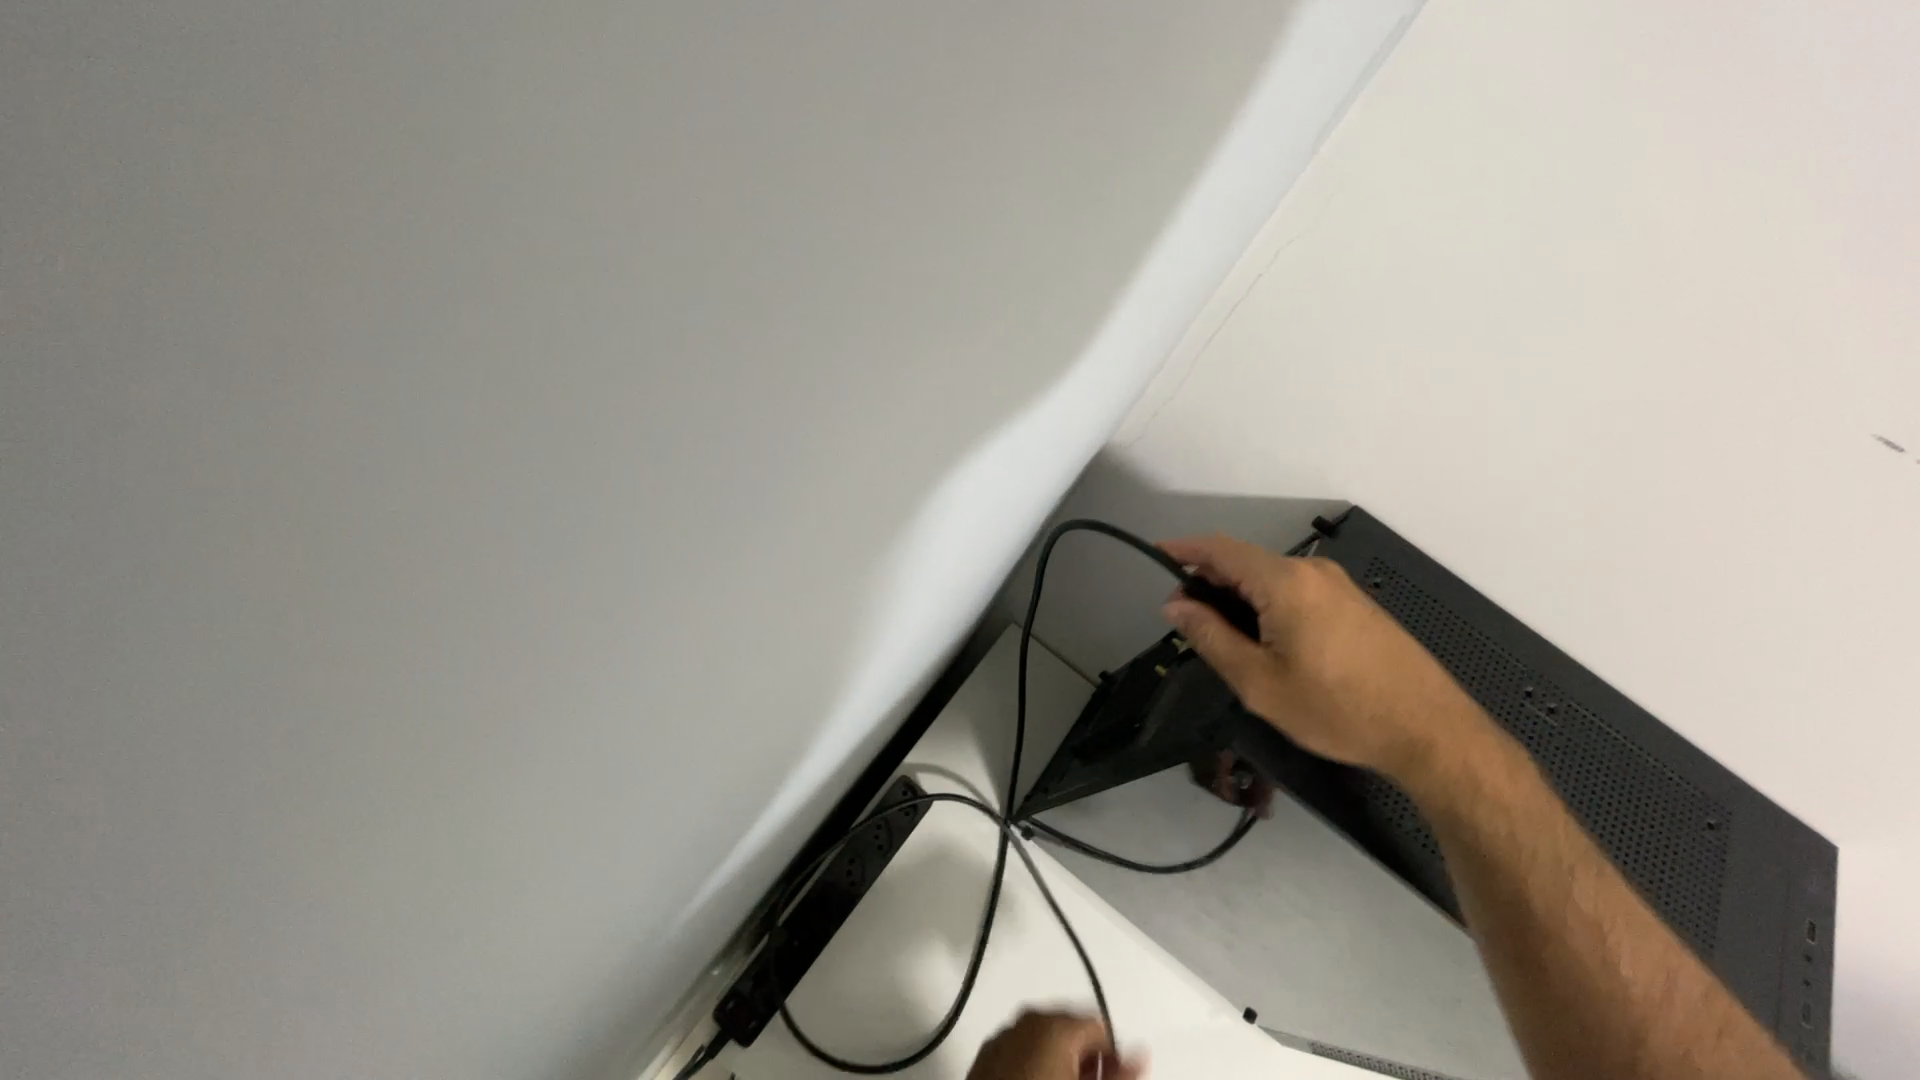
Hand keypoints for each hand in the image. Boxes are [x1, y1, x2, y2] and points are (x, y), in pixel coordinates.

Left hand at [965, 1011, 1143, 1079]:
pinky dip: (1036, 1060)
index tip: (1114, 1074)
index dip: (1112, 1053)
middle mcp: (1029, 1017)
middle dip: (1086, 1055)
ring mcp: (1004, 1033)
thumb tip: (1141, 1055)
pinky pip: (1022, 1046)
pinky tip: (1040, 1079)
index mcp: (1056, 1023)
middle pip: (1071, 1028)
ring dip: (1061, 1057)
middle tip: (1093, 1079)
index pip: (1100, 1025)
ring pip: (1045, 1037)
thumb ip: (1120, 1071)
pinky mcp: (987, 1051)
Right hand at [1159, 535, 1491, 783]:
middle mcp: (1312, 572)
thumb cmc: (1336, 709)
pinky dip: (1266, 605)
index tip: (1156, 557)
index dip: (1184, 550)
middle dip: (1208, 582)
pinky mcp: (1355, 605)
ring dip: (1238, 597)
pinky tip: (1264, 641)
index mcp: (1285, 582)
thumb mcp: (1259, 682)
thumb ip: (1211, 637)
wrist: (1429, 730)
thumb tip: (1175, 606)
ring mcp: (1338, 586)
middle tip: (1185, 621)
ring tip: (1221, 638)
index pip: (1221, 549)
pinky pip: (1296, 591)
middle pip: (1245, 562)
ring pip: (1271, 579)